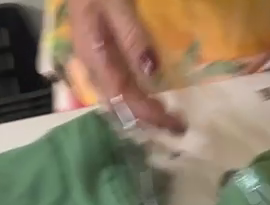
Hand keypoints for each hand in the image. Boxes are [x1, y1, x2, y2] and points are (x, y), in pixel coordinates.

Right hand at [65, 0, 183, 130]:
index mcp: (95, 57)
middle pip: (120, 106)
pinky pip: (118, 86)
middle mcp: (92, 66)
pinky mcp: (99, 54)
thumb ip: (132, 36)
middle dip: (148, 120)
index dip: (150, 114)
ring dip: (142, 113)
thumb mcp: (115, 3)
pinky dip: (136, 98)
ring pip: (118, 100)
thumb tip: (152, 71)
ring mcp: (94, 61)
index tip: (175, 123)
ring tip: (165, 118)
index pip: (124, 98)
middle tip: (176, 126)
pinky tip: (148, 98)